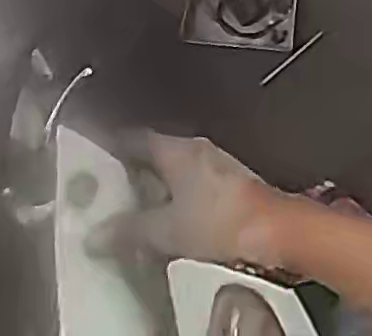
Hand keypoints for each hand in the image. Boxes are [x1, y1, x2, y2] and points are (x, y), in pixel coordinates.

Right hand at [89, 133, 290, 267]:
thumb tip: (103, 233)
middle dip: (135, 171)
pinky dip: (177, 196)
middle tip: (114, 190)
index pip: (138, 137)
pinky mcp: (226, 182)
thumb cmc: (227, 218)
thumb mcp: (166, 229)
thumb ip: (130, 229)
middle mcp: (197, 150)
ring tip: (139, 211)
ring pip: (175, 169)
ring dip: (157, 186)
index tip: (101, 153)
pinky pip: (192, 182)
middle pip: (157, 153)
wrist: (270, 227)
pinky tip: (172, 220)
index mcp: (179, 149)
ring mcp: (214, 164)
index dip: (117, 144)